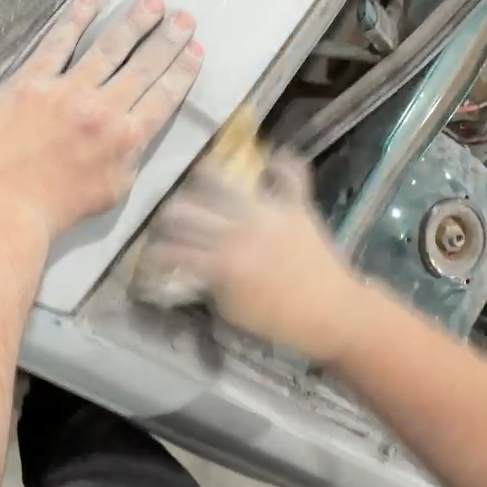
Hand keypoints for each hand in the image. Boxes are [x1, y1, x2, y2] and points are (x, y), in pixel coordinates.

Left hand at [0, 0, 203, 240]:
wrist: (2, 205)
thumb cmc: (59, 206)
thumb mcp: (114, 190)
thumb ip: (131, 156)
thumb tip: (137, 132)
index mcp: (127, 138)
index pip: (164, 96)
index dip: (182, 70)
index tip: (195, 50)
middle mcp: (103, 109)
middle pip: (144, 67)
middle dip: (168, 39)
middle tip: (184, 18)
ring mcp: (67, 92)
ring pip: (108, 48)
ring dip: (134, 23)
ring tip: (152, 2)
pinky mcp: (32, 82)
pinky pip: (57, 45)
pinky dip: (76, 21)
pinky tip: (91, 2)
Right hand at [144, 155, 370, 361]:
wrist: (335, 313)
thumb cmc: (281, 321)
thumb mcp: (233, 311)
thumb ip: (210, 284)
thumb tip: (195, 268)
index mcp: (220, 263)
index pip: (172, 251)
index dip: (154, 254)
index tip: (151, 255)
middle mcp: (238, 230)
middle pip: (186, 210)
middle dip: (170, 216)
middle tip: (170, 220)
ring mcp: (268, 212)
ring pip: (224, 181)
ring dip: (206, 180)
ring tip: (200, 179)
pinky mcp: (296, 205)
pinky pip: (289, 174)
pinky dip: (280, 166)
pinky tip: (268, 165)